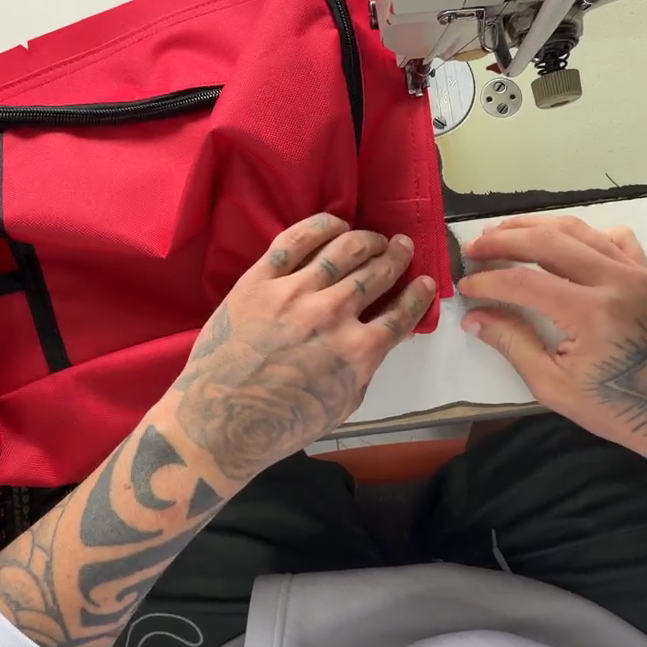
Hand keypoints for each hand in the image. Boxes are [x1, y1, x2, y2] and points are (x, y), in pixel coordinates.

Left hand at [171, 213, 436, 483]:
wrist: (221, 420)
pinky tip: (336, 223)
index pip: (401, 313)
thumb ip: (365, 367)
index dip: (418, 295)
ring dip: (367, 239)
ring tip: (375, 237)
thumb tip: (380, 339)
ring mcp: (295, 293)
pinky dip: (321, 226)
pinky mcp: (259, 280)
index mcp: (358, 351)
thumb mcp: (342, 404)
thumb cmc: (283, 424)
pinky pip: (295, 240)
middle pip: (376, 273)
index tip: (425, 281)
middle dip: (396, 257)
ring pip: (343, 250)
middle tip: (402, 247)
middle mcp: (333, 314)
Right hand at [457, 215, 646, 477]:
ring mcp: (637, 273)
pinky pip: (612, 238)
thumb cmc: (619, 411)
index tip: (465, 287)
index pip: (524, 282)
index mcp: (591, 314)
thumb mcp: (554, 386)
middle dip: (504, 240)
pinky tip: (561, 244)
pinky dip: (582, 234)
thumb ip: (513, 343)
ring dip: (536, 227)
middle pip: (548, 241)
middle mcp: (615, 282)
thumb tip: (474, 317)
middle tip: (474, 248)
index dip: (488, 282)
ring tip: (503, 233)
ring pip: (578, 230)